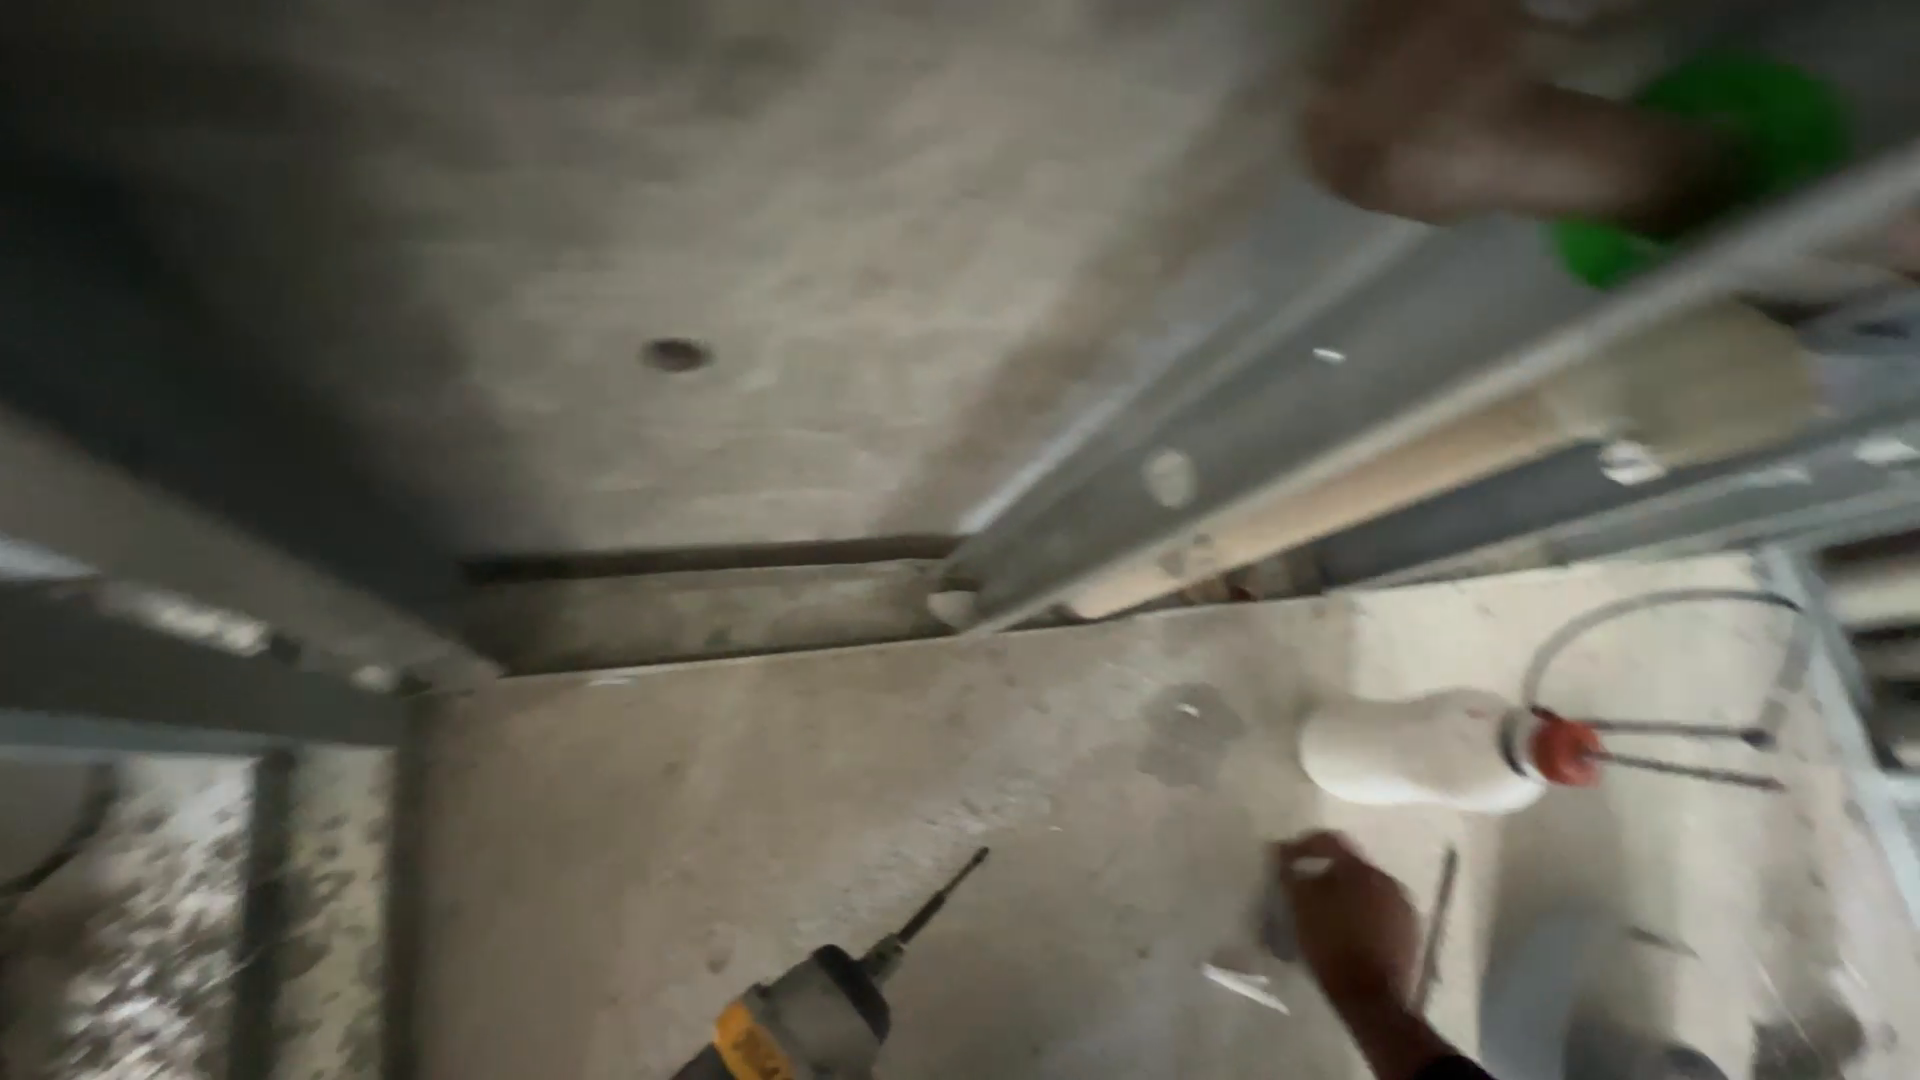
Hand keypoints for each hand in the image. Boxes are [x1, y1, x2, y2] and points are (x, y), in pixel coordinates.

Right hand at [1273, 831, 1418, 1006]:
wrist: (1372, 1000)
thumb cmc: (1331, 945)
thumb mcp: (1300, 905)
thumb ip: (1289, 871)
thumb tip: (1280, 849)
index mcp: (1362, 869)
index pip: (1329, 841)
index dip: (1303, 845)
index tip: (1284, 859)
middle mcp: (1389, 881)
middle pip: (1349, 866)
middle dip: (1324, 873)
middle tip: (1303, 890)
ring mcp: (1405, 909)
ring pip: (1366, 890)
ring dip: (1343, 894)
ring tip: (1324, 914)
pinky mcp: (1411, 934)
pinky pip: (1379, 912)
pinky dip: (1361, 914)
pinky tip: (1346, 931)